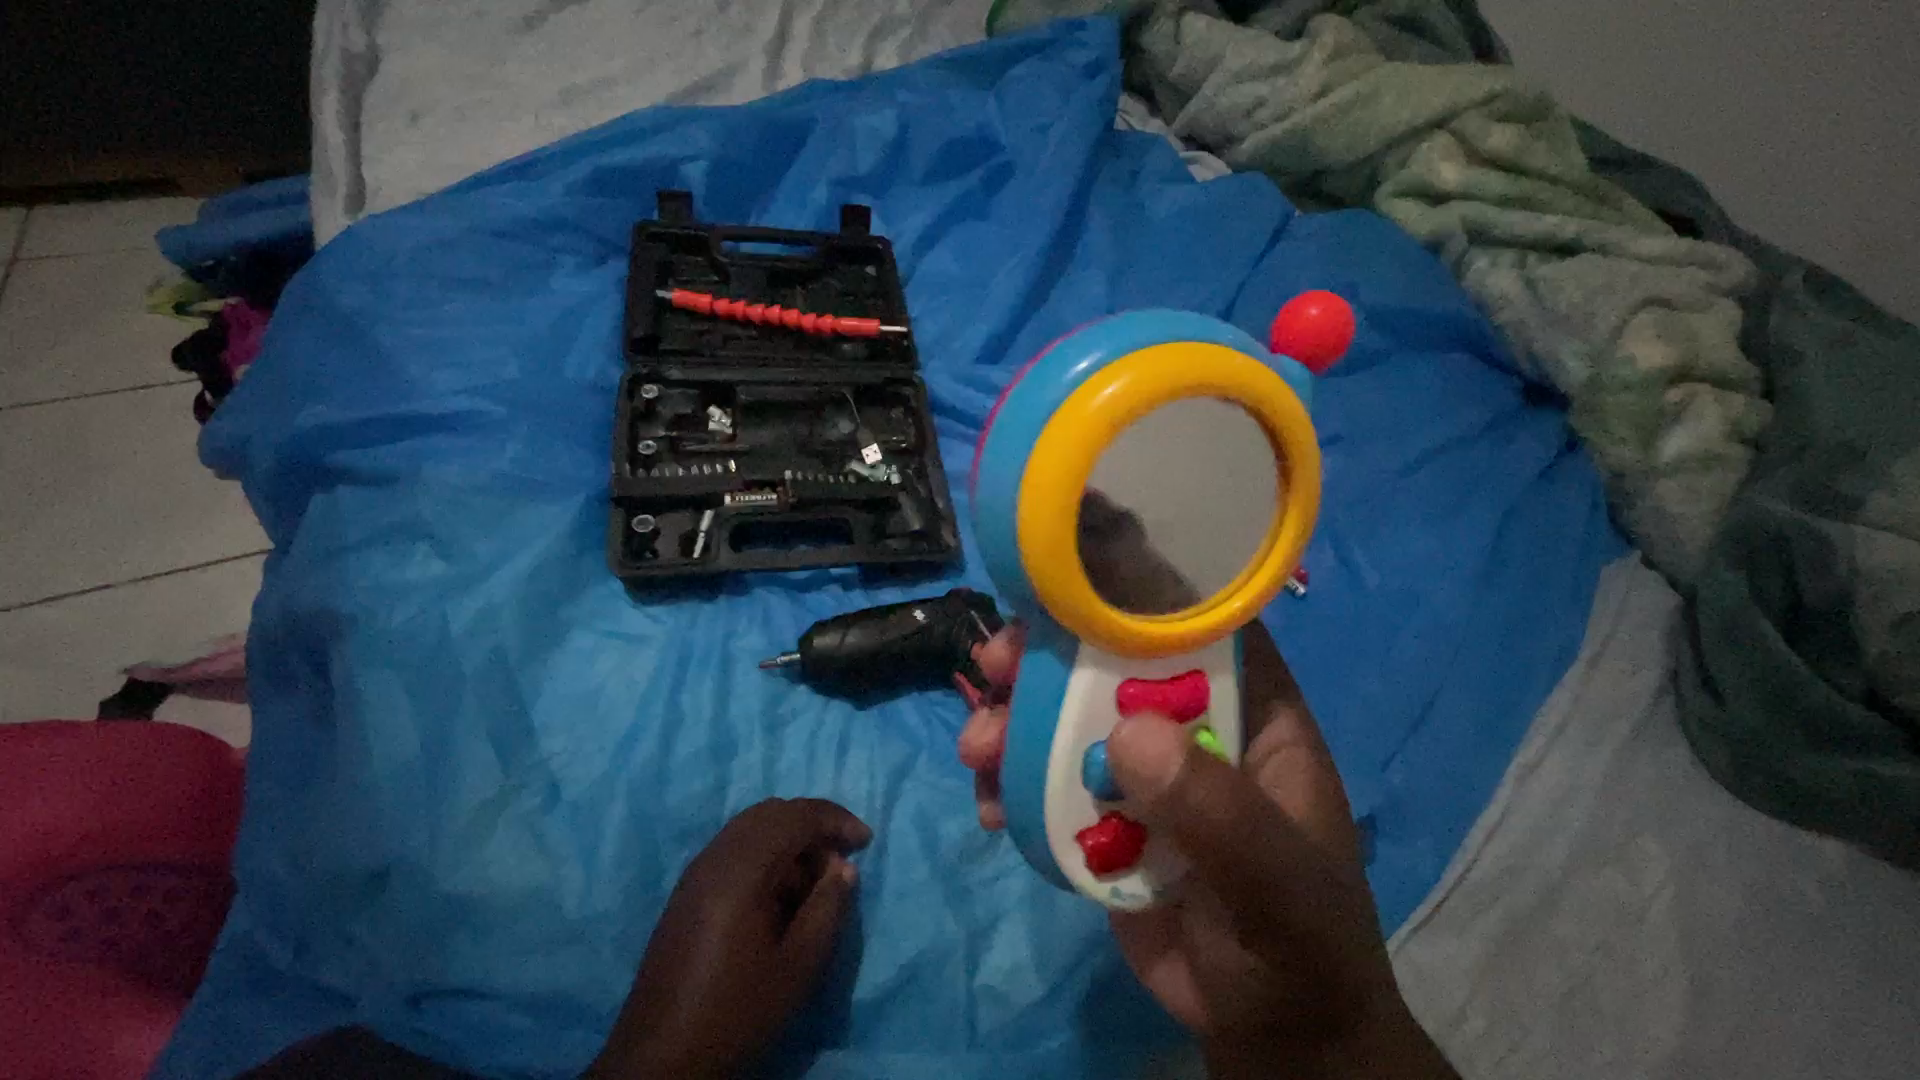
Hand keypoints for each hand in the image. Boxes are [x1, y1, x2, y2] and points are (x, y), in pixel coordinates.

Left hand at [588, 799, 871, 1079]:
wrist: (662, 1058)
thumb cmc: (738, 1011)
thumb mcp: (798, 966)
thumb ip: (828, 908)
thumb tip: (843, 867)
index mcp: (741, 870)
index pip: (794, 816)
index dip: (835, 819)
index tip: (865, 841)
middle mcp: (714, 858)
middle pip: (771, 813)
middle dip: (812, 826)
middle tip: (841, 860)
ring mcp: (696, 874)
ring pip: (751, 829)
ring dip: (788, 842)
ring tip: (814, 884)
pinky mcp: (687, 893)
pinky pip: (734, 850)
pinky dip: (766, 857)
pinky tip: (780, 897)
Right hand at [954, 498, 1454, 1078]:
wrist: (1269, 1033)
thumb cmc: (1297, 948)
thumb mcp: (1273, 883)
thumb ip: (1216, 811)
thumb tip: (1129, 733)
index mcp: (1251, 716)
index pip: (1199, 628)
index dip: (1135, 590)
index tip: (1064, 576)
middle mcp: (1192, 728)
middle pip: (1111, 666)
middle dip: (1046, 657)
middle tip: (991, 661)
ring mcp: (1143, 773)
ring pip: (1067, 720)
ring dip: (1012, 720)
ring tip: (976, 747)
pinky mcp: (1104, 818)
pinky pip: (1047, 783)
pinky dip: (1011, 785)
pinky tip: (990, 808)